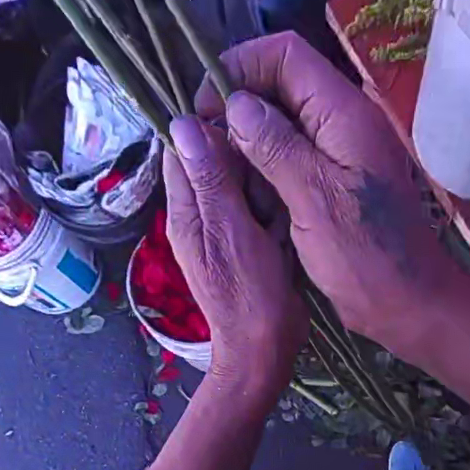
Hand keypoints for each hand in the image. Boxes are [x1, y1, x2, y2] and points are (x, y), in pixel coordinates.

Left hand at [162, 115, 307, 400]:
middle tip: (268, 195)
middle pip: (221, 164)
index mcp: (186, 209)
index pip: (186, 147)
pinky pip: (264, 212)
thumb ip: (212, 181)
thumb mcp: (232, 232)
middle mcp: (203, 214)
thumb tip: (183, 123)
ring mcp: (229, 229)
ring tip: (277, 220)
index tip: (248, 127)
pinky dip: (277, 215)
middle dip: (249, 169)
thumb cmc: (248, 294)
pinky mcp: (253, 243)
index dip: (213, 129)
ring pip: (248, 187)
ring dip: (267, 193)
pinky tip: (286, 231)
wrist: (266, 347)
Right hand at [198, 33, 469, 358]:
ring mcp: (342, 152)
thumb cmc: (366, 257)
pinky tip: (247, 185)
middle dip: (239, 102)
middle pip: (283, 83)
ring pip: (285, 120)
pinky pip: (295, 153)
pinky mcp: (337, 180)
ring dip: (250, 136)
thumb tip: (235, 103)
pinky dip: (267, 161)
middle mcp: (345, 123)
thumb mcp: (315, 199)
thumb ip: (275, 146)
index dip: (239, 67)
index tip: (207, 108)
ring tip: (222, 165)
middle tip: (207, 142)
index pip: (286, 54)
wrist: (408, 303)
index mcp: (346, 114)